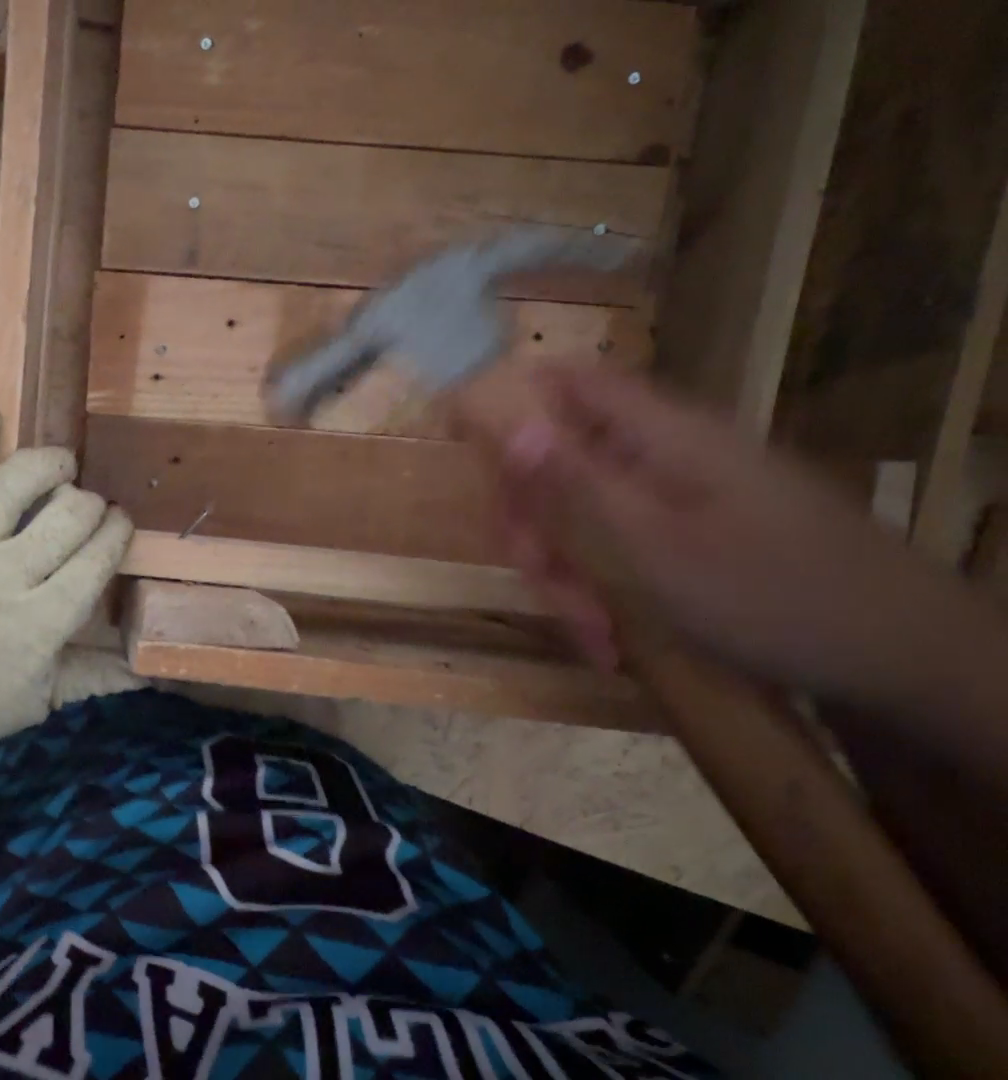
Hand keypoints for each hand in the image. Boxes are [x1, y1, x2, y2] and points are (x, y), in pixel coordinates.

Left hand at [0, 404, 133, 752]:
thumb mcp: (47, 698)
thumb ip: (99, 677)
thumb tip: (152, 672)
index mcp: (43, 620)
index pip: (96, 560)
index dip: (116, 534)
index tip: (120, 526)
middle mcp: (7, 576)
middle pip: (67, 518)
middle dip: (90, 505)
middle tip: (89, 510)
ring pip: (16, 486)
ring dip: (48, 466)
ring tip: (61, 467)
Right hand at [452, 365, 988, 711]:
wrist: (903, 660)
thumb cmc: (772, 597)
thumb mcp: (649, 547)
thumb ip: (568, 482)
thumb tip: (497, 416)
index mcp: (659, 435)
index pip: (565, 381)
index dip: (507, 398)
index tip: (462, 447)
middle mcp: (664, 454)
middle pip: (560, 459)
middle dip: (535, 523)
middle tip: (539, 579)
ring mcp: (680, 496)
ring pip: (583, 513)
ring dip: (568, 572)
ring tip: (592, 634)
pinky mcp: (693, 535)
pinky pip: (619, 546)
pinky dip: (603, 588)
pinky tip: (612, 639)